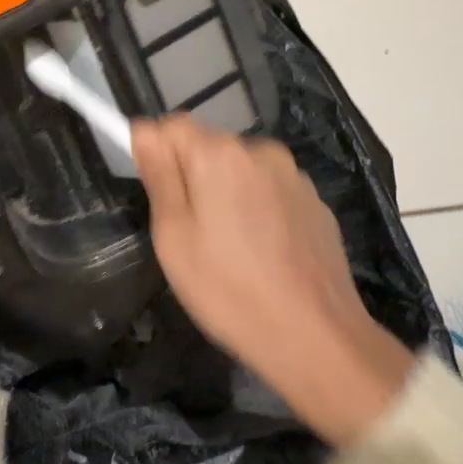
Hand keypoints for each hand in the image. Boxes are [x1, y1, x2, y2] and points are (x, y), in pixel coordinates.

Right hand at [131, 115, 413, 446]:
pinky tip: (263, 254)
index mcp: (219, 154)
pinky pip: (270, 191)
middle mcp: (260, 151)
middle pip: (208, 146)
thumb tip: (144, 130)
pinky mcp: (316, 203)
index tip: (155, 192)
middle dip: (192, 176)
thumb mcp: (174, 237)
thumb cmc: (228, 290)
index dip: (156, 152)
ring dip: (227, 192)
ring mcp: (294, 177)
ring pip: (241, 170)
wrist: (317, 339)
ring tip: (229, 248)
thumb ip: (159, 175)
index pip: (171, 124)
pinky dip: (258, 210)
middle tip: (188, 231)